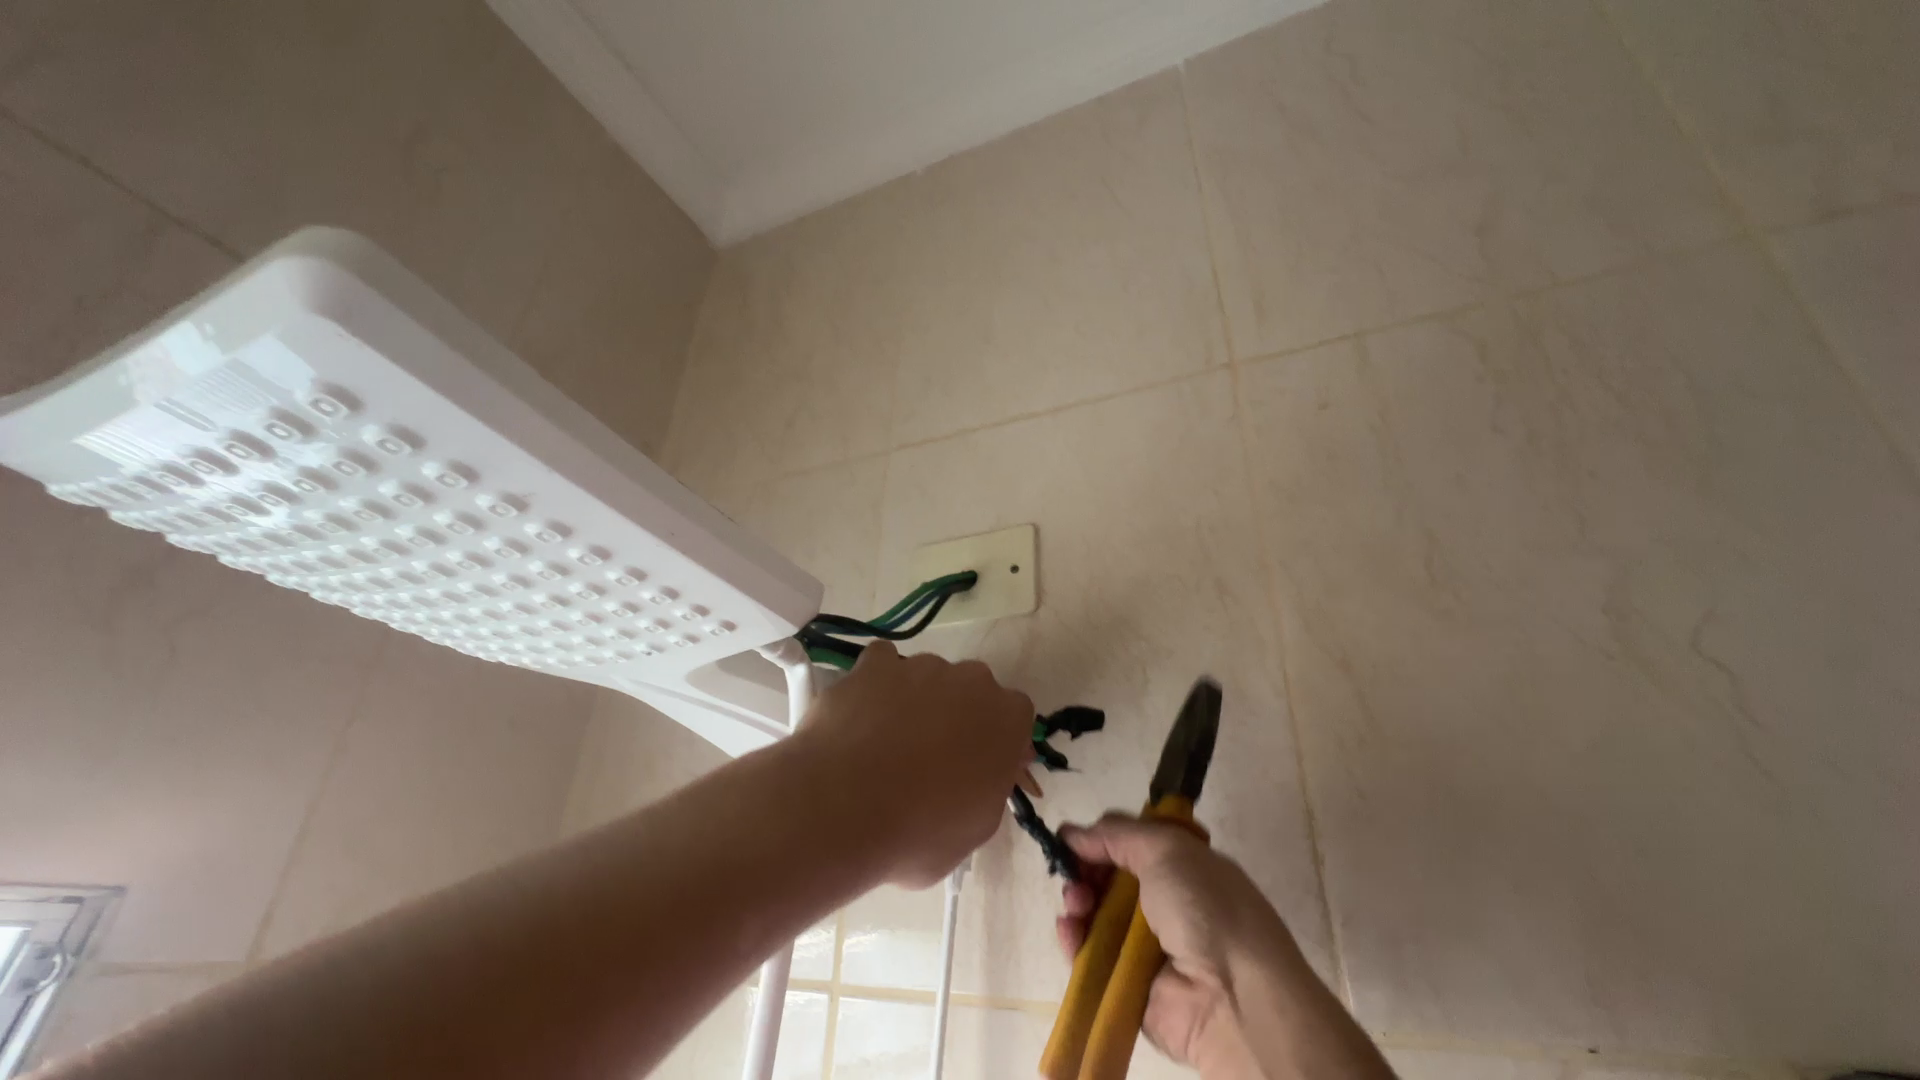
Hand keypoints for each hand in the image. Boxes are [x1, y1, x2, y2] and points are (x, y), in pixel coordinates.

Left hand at [797, 641, 1033, 887]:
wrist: (841, 810)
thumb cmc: (920, 832)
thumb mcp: (977, 826)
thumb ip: (990, 787)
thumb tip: (980, 775)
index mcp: (1007, 718)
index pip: (1014, 719)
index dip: (997, 743)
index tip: (979, 771)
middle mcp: (971, 680)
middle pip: (971, 693)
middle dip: (957, 719)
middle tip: (932, 760)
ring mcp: (920, 666)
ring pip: (927, 678)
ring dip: (917, 702)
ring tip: (887, 743)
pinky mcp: (873, 665)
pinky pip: (882, 664)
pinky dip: (877, 683)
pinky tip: (864, 713)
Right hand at [1054, 815, 1299, 1077]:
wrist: (1233, 996)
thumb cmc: (1206, 907)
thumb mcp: (1167, 849)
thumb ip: (1116, 834)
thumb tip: (1072, 833)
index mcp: (1182, 868)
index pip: (1131, 845)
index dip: (1102, 840)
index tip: (1073, 839)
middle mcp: (1165, 904)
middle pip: (1108, 879)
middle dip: (1085, 870)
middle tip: (1074, 875)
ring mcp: (1145, 947)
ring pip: (1095, 916)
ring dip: (1078, 902)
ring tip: (1077, 903)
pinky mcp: (1127, 984)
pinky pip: (1091, 957)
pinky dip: (1074, 940)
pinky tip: (1069, 928)